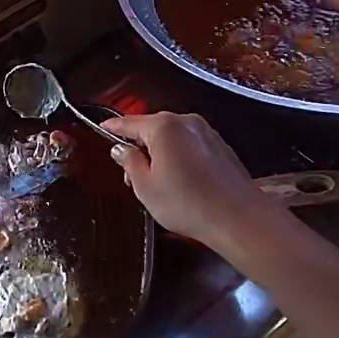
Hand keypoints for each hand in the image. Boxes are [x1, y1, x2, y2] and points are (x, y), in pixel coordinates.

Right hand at [102, 112, 275, 249]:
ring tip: (155, 184)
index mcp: (164, 126)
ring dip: (160, 154)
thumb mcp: (145, 186)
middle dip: (139, 147)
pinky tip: (179, 181)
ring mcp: (206, 132)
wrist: (236, 216)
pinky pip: (190, 145)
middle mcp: (186, 121)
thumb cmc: (186, 203)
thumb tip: (121, 149)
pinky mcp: (220, 145)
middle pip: (153, 128)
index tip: (102, 127)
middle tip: (130, 175)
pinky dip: (179, 156)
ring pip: (173, 137)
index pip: (130, 122)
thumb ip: (129, 162)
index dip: (114, 127)